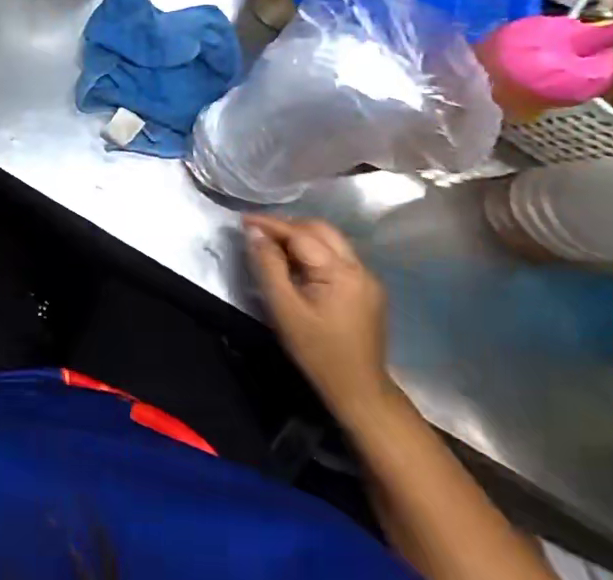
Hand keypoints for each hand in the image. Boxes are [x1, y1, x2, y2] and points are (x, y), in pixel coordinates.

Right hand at [244, 214, 391, 413]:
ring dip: (302, 236)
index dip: (271, 224)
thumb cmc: (317, 353)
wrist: (359, 391)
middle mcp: (359, 267)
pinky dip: (315, 252)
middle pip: (321, 230)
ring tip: (273, 243)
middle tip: (258, 231)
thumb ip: (268, 267)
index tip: (243, 220)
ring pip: (331, 242)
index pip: (301, 234)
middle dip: (288, 225)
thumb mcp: (284, 310)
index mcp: (340, 271)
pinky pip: (338, 258)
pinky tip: (298, 264)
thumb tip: (255, 233)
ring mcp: (368, 278)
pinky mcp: (368, 290)